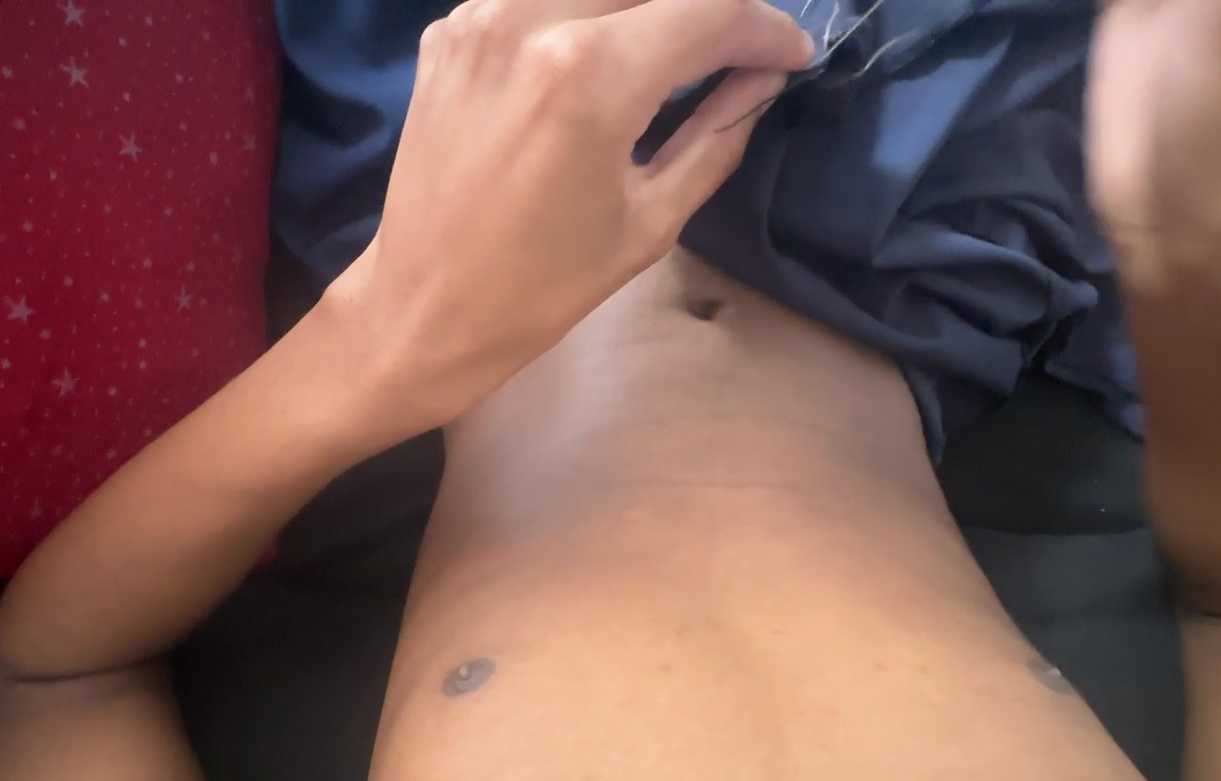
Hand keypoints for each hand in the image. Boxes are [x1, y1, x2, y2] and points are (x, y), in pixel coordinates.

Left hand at [329, 0, 813, 440]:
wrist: (428, 309)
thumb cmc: (543, 290)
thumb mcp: (648, 225)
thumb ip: (714, 140)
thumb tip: (758, 83)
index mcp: (590, 75)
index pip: (706, 11)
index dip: (763, 27)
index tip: (792, 53)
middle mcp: (530, 16)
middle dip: (710, 15)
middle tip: (737, 59)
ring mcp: (479, 15)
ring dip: (647, 15)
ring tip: (672, 64)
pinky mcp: (449, 31)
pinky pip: (540, 0)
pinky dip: (584, 21)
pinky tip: (597, 68)